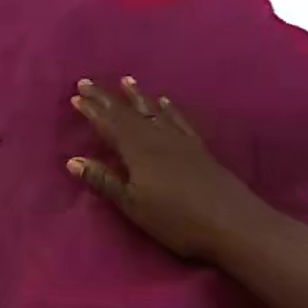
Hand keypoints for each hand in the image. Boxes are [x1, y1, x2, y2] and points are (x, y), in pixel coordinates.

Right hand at [66, 77, 278, 261]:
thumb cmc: (177, 219)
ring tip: (126, 81)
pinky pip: (179, 121)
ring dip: (137, 96)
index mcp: (137, 151)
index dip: (92, 110)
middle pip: (128, 113)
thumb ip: (104, 181)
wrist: (235, 225)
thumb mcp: (133, 204)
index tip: (76, 95)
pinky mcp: (199, 149)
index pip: (109, 124)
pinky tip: (165, 101)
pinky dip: (169, 109)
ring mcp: (181, 142)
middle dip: (106, 97)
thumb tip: (72, 160)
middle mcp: (157, 138)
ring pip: (154, 111)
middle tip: (88, 81)